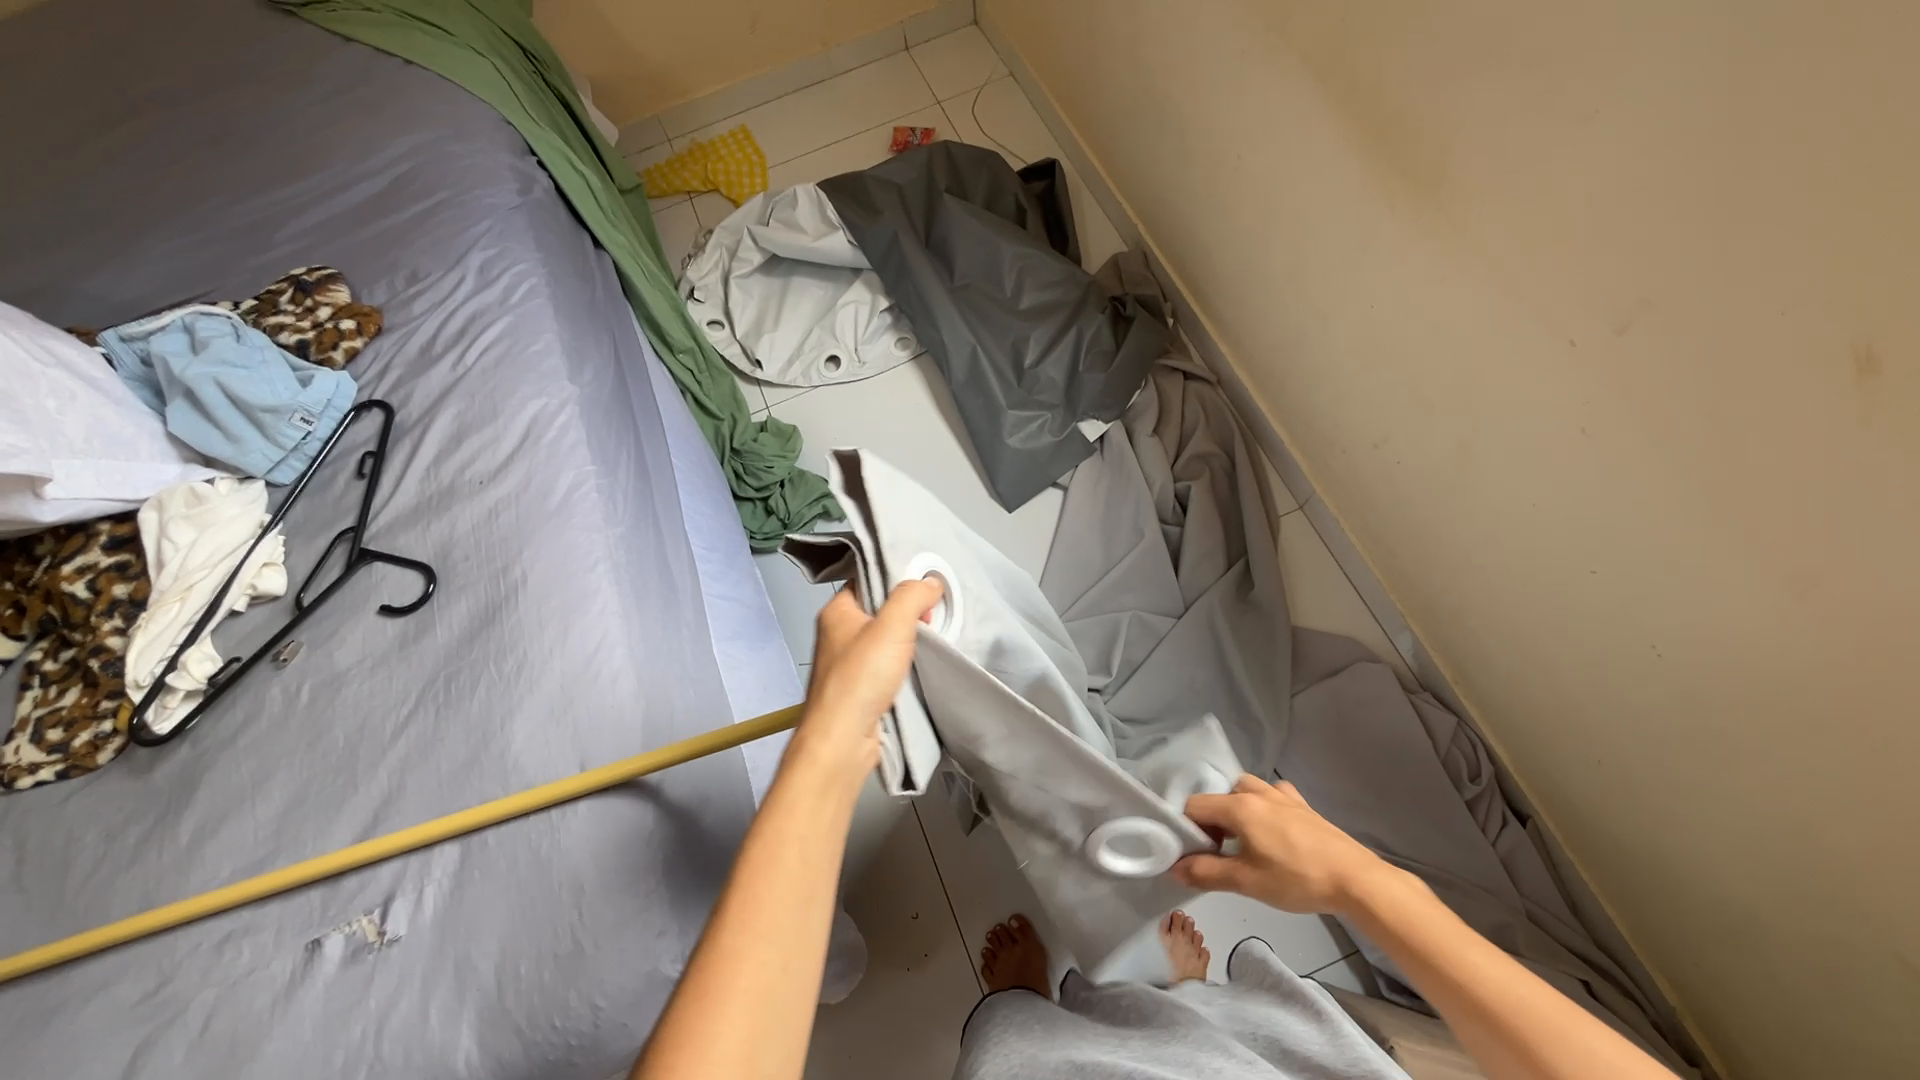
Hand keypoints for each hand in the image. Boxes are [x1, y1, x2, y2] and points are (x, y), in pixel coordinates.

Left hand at [788, 578, 942, 789]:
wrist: (842, 740)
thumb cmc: (861, 678)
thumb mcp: (892, 626)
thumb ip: (912, 597)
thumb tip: (930, 581)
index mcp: (836, 611)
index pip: (867, 581)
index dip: (896, 580)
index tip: (924, 589)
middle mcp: (836, 634)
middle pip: (879, 611)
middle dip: (908, 613)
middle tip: (931, 619)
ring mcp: (846, 664)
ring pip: (883, 641)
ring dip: (907, 642)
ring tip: (930, 642)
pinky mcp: (857, 689)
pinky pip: (883, 666)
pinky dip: (902, 665)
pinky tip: (917, 668)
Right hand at [1173, 774, 1396, 915]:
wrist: (1355, 879)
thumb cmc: (1296, 879)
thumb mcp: (1246, 881)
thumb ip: (1206, 872)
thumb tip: (1174, 868)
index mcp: (1239, 807)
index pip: (1194, 806)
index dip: (1189, 830)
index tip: (1198, 855)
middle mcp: (1257, 793)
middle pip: (1219, 796)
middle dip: (1213, 820)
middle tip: (1221, 851)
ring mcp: (1283, 796)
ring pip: (1246, 790)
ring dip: (1237, 809)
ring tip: (1245, 840)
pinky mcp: (1304, 805)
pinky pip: (1274, 795)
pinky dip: (1265, 806)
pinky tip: (1274, 828)